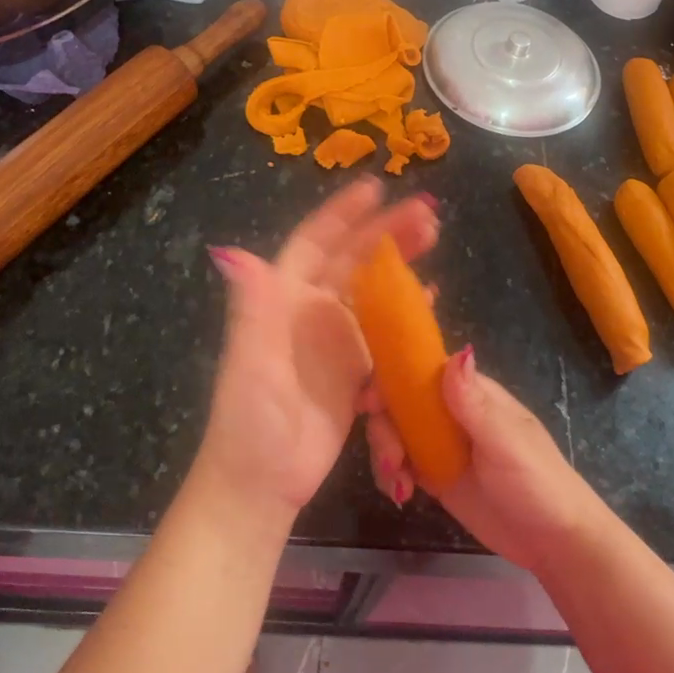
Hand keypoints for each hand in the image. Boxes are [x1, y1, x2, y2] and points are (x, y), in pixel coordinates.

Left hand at [194, 178, 436, 519]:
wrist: (260, 484)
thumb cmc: (249, 420)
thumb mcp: (249, 363)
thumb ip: (252, 309)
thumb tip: (238, 253)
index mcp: (284, 300)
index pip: (316, 243)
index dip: (343, 213)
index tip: (377, 187)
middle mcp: (309, 311)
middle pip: (352, 259)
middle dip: (387, 232)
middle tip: (428, 213)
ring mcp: (333, 341)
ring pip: (371, 288)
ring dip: (400, 261)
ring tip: (435, 236)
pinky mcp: (353, 371)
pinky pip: (383, 329)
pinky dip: (406, 308)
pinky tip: (431, 296)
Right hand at [364, 348, 608, 573]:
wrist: (553, 541)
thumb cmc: (537, 482)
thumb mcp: (505, 442)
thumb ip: (474, 402)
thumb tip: (458, 351)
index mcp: (471, 393)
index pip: (421, 370)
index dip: (390, 380)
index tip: (371, 403)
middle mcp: (451, 413)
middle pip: (399, 403)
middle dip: (384, 428)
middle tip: (391, 461)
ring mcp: (442, 445)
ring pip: (395, 434)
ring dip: (385, 454)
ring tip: (397, 485)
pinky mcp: (435, 476)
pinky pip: (400, 465)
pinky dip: (391, 476)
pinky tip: (402, 494)